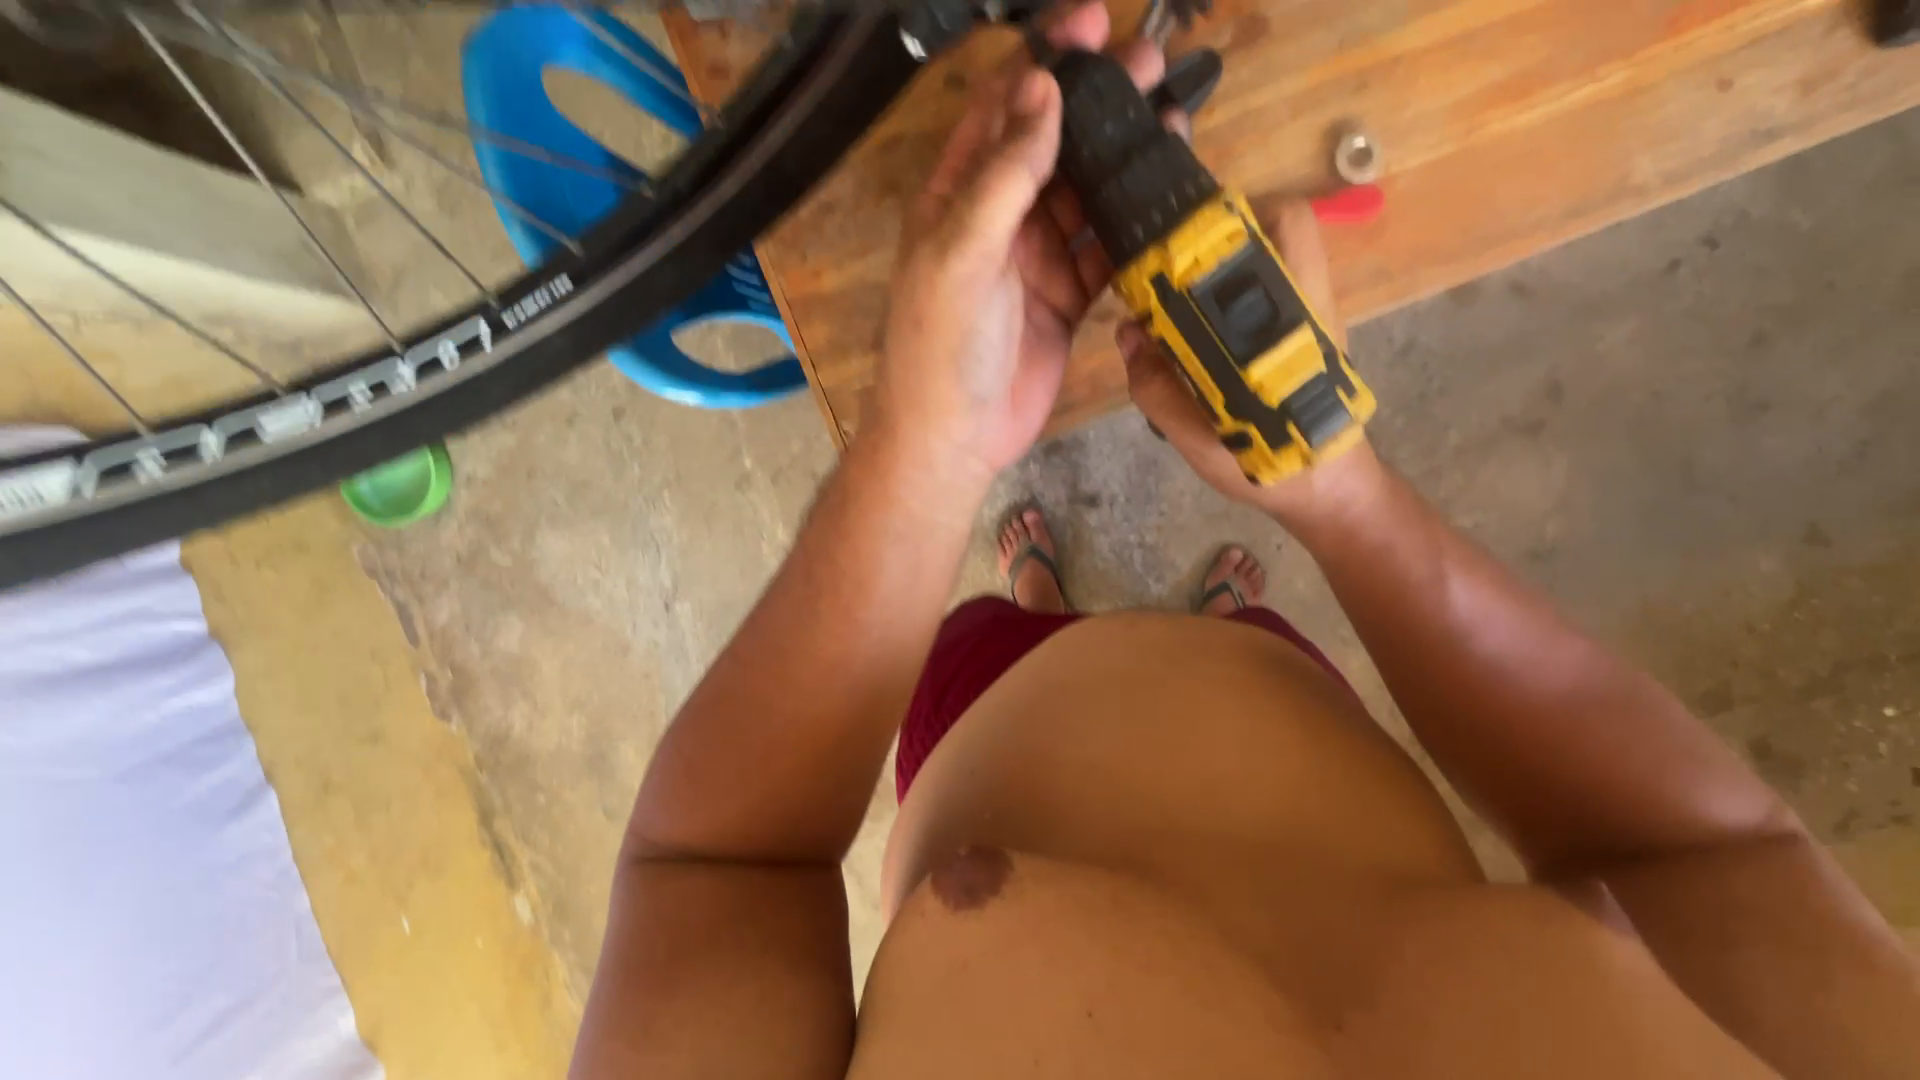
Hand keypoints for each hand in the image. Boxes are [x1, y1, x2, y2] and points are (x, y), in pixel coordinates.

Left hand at [867, 2, 1164, 488]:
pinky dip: (1132, 225)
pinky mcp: (1067, 295)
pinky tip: (1164, 195)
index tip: (1092, 24)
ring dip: (1124, 160)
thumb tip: (1041, 89)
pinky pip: (1105, 248)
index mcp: (958, 195)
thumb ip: (1004, 175)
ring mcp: (1036, 256)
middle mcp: (999, 217)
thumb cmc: (939, 345)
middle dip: (1099, 103)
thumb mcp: (962, 251)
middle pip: (1055, 144)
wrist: (954, 435)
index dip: (1045, 62)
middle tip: (1150, 64)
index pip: (1003, 110)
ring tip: (1172, 119)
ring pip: (1087, 193)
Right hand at [1118, 197, 1383, 524]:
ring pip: (1284, 251)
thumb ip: (1157, 388)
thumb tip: (1128, 334)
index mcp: (1293, 320)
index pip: (1285, 226)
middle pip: (1288, 222)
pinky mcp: (1313, 331)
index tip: (1176, 244)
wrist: (1326, 488)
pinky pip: (1279, 286)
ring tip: (1185, 291)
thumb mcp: (1199, 438)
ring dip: (1232, 260)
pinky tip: (1208, 325)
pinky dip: (1241, 290)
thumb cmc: (1269, 466)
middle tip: (1181, 261)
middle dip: (1228, 230)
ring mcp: (1317, 314)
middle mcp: (1311, 303)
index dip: (1229, 219)